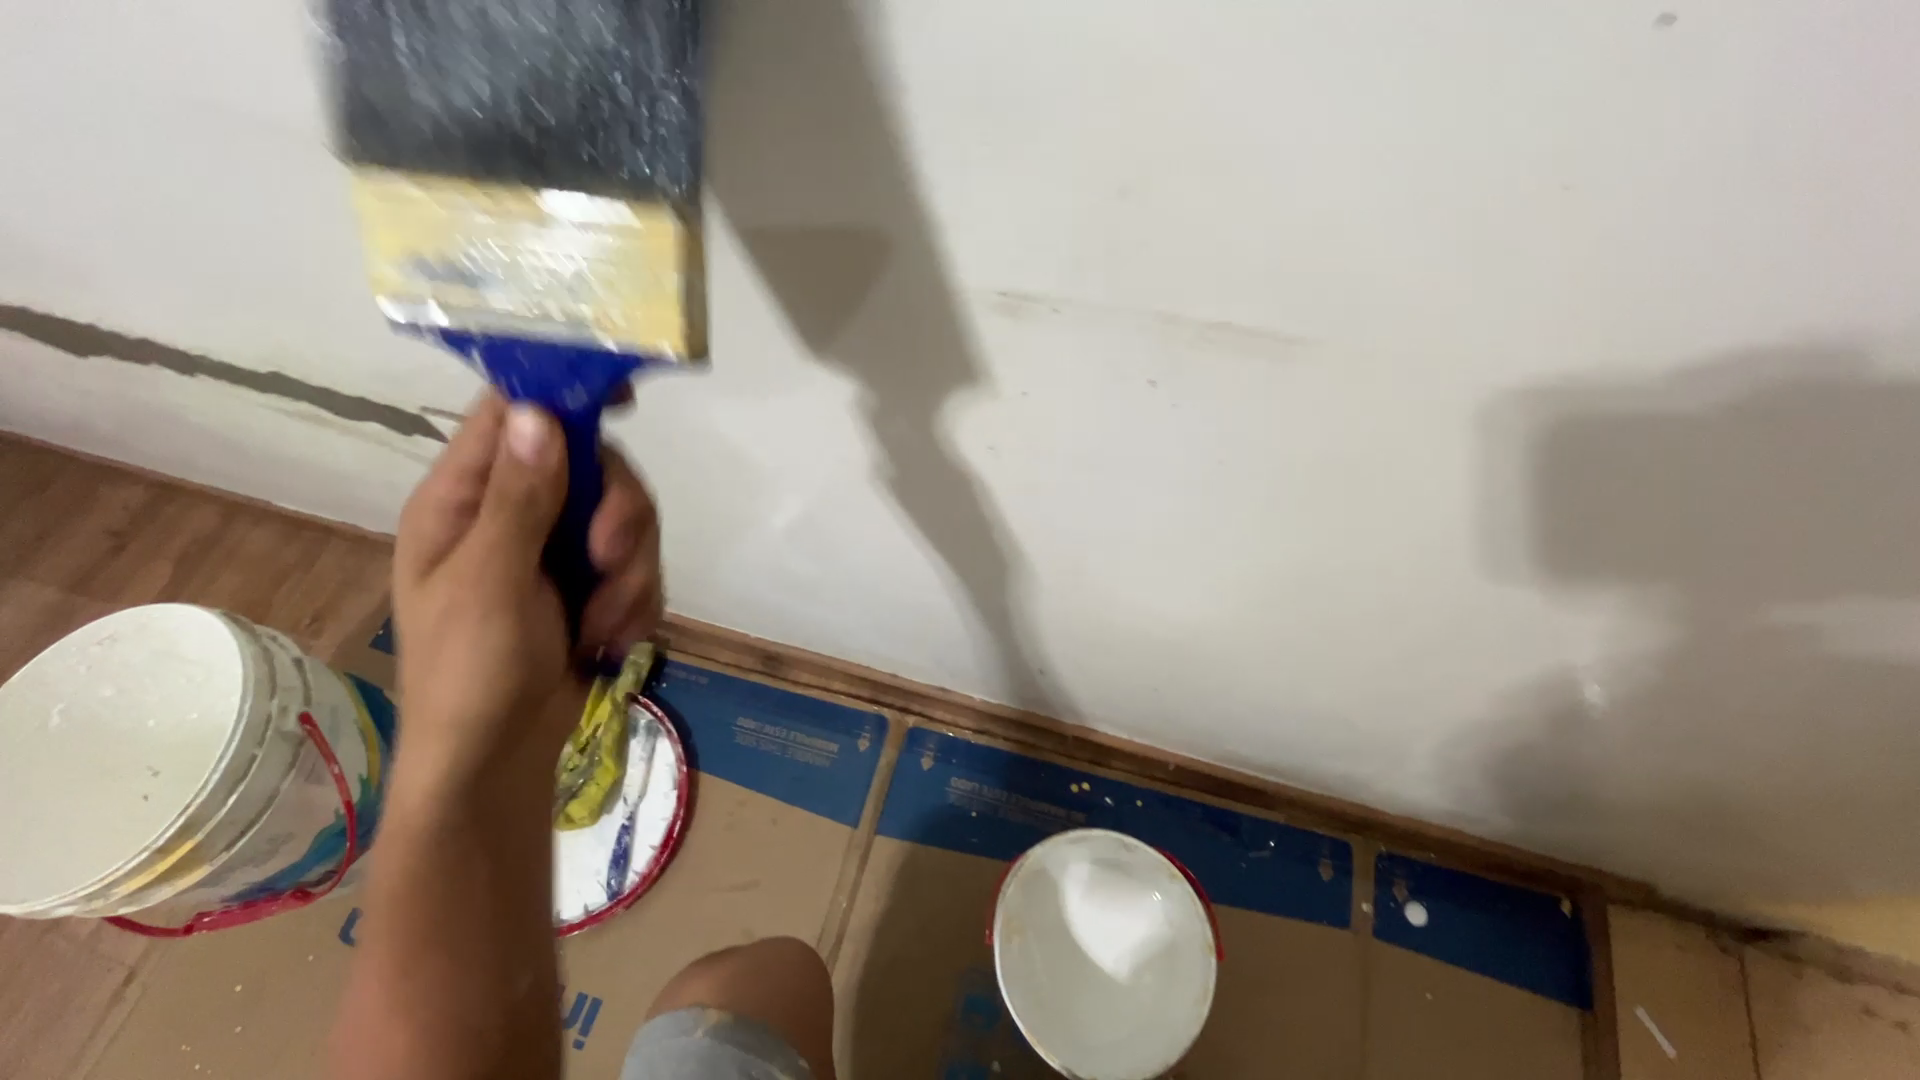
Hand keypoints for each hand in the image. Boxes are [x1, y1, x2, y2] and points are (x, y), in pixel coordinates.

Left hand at [391, 392, 662, 786]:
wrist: (499, 762)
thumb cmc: (470, 673)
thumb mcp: (490, 582)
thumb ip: (519, 499)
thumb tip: (540, 412)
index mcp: (464, 501)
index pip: (513, 416)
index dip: (563, 396)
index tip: (625, 398)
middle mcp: (514, 515)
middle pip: (594, 467)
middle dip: (617, 517)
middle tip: (608, 560)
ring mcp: (557, 552)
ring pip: (627, 522)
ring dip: (629, 576)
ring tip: (602, 628)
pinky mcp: (594, 587)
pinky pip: (638, 569)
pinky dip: (634, 605)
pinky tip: (609, 642)